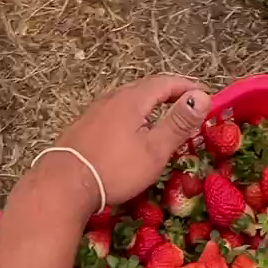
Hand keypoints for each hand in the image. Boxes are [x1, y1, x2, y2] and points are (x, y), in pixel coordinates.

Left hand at [23, 75, 209, 218]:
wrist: (63, 185)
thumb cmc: (115, 169)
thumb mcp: (155, 149)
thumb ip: (179, 123)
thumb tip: (202, 97)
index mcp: (131, 99)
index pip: (165, 82)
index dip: (187, 87)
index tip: (204, 95)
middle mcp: (111, 99)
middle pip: (144, 88)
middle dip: (168, 93)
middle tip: (185, 104)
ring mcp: (93, 113)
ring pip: (127, 101)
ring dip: (148, 105)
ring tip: (162, 118)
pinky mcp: (82, 128)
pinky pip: (113, 114)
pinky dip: (131, 116)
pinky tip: (131, 134)